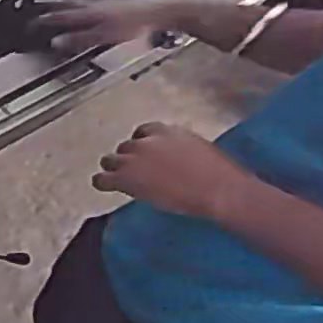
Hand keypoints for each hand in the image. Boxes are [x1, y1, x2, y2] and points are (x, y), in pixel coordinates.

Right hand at [34, 0, 183, 53]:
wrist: (163, 12)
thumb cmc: (137, 25)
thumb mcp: (104, 37)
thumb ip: (79, 39)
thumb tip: (57, 42)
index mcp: (89, 13)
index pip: (61, 16)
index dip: (46, 18)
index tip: (34, 20)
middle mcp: (95, 4)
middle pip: (68, 3)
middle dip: (52, 4)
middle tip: (39, 4)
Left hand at [92, 123, 261, 221]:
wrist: (221, 191)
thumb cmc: (221, 174)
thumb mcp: (198, 148)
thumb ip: (176, 146)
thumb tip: (170, 155)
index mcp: (165, 131)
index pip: (143, 131)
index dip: (143, 144)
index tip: (148, 156)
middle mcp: (144, 142)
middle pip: (125, 148)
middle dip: (130, 158)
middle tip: (140, 173)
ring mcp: (131, 160)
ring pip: (109, 161)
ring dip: (116, 169)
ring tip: (125, 180)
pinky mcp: (124, 178)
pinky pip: (100, 180)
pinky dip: (103, 183)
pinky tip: (109, 187)